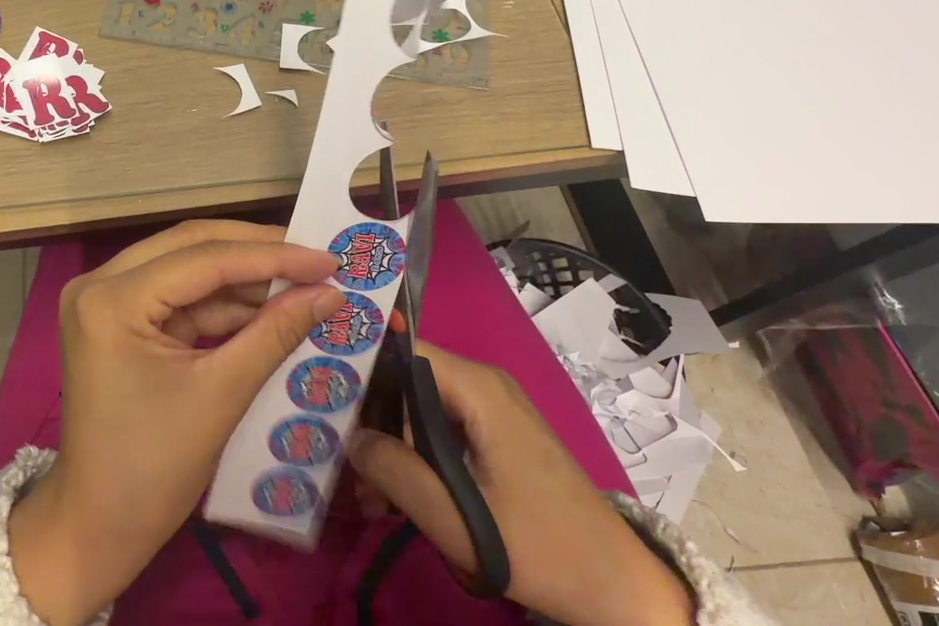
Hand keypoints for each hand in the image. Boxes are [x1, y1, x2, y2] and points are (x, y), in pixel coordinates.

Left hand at [8, 221, 342, 625]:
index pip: (203, 259)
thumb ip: (275, 333)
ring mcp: (105, 301)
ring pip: (186, 270)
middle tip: (318, 259)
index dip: (272, 256)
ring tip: (306, 283)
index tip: (330, 259)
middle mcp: (99, 283)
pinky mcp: (117, 321)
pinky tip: (271, 308)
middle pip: (190, 249)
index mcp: (111, 299)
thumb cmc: (153, 468)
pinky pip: (178, 298)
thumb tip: (331, 293)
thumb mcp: (220, 395)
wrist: (98, 525)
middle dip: (257, 254)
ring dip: (244, 279)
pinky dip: (223, 305)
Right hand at [346, 342, 693, 625]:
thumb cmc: (539, 545)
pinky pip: (441, 430)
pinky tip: (396, 496)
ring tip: (367, 494)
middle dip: (372, 422)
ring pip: (420, 410)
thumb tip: (350, 439)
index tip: (323, 398)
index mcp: (477, 388)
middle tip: (342, 465)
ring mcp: (492, 411)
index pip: (403, 351)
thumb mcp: (456, 517)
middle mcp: (483, 386)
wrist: (615, 586)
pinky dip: (415, 456)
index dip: (361, 370)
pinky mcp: (496, 436)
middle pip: (407, 382)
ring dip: (391, 447)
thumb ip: (395, 472)